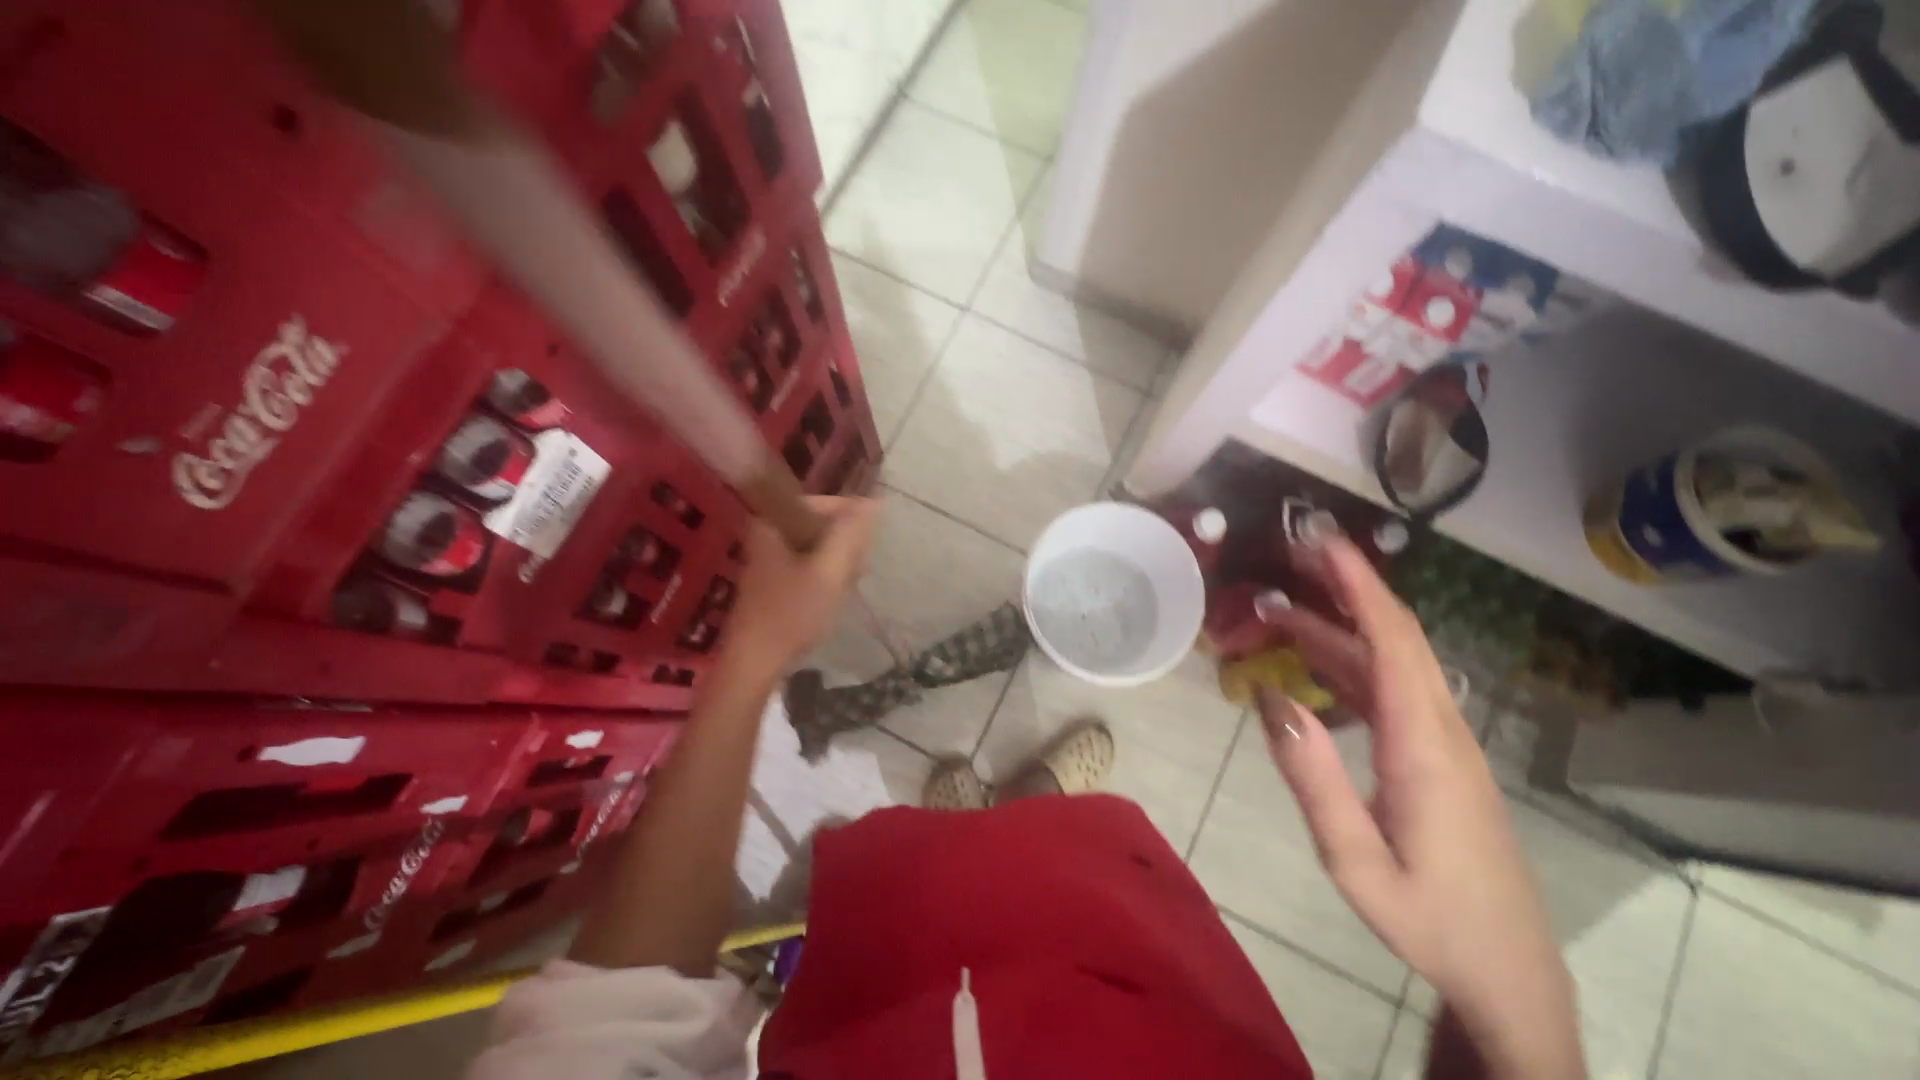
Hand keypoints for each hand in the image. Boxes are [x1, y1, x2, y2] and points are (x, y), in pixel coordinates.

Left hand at [721, 495, 879, 676]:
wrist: (755, 662)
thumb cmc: (791, 614)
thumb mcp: (828, 571)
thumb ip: (851, 534)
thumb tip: (873, 501)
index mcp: (772, 523)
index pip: (823, 503)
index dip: (851, 520)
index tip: (866, 547)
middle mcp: (766, 533)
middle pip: (820, 525)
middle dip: (844, 547)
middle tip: (853, 573)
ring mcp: (768, 558)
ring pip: (817, 547)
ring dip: (836, 564)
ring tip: (844, 587)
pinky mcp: (773, 580)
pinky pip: (808, 565)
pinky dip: (824, 576)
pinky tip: (833, 596)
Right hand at [1256, 536, 1582, 1078]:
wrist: (1509, 969)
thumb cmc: (1430, 919)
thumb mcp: (1356, 862)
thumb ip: (1313, 779)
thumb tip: (1271, 698)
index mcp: (1423, 747)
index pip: (1393, 642)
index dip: (1359, 585)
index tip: (1322, 541)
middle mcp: (1442, 730)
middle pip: (1395, 639)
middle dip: (1345, 589)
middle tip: (1288, 556)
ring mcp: (1447, 743)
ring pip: (1392, 664)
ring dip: (1338, 630)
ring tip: (1276, 613)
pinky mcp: (1441, 758)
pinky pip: (1394, 692)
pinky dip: (1350, 665)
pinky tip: (1312, 669)